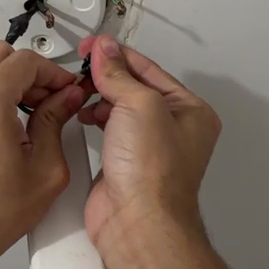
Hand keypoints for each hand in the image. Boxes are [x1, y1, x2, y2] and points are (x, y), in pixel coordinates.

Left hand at [0, 42, 87, 268]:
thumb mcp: (44, 169)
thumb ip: (56, 122)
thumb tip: (66, 98)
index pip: (24, 62)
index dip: (52, 72)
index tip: (65, 88)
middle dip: (29, 70)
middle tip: (48, 96)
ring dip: (7, 77)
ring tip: (30, 108)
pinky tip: (8, 118)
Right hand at [77, 36, 220, 249]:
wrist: (137, 222)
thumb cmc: (153, 174)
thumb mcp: (140, 105)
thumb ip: (119, 74)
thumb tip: (105, 51)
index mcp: (190, 111)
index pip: (149, 70)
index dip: (118, 54)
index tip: (92, 46)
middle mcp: (172, 129)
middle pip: (133, 87)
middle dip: (106, 75)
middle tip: (82, 66)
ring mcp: (147, 148)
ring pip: (118, 108)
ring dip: (97, 96)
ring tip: (79, 89)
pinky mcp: (123, 163)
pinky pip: (106, 130)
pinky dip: (92, 118)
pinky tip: (81, 114)